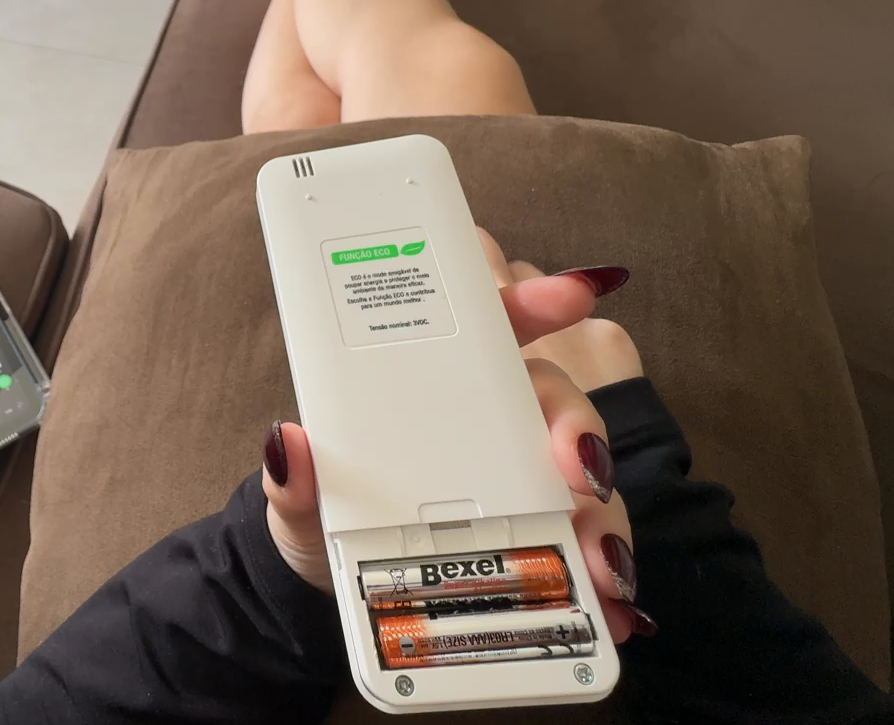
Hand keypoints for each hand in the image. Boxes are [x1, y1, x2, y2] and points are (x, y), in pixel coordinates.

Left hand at [261, 230, 653, 640]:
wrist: (342, 587)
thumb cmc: (324, 515)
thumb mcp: (300, 498)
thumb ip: (291, 479)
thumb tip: (285, 446)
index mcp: (422, 385)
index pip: (479, 325)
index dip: (526, 301)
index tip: (571, 292)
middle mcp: (478, 418)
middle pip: (547, 389)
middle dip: (575, 419)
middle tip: (578, 466)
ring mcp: (516, 471)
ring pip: (582, 462)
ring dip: (603, 506)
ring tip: (596, 557)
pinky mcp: (540, 528)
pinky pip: (589, 531)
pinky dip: (604, 559)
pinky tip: (609, 600)